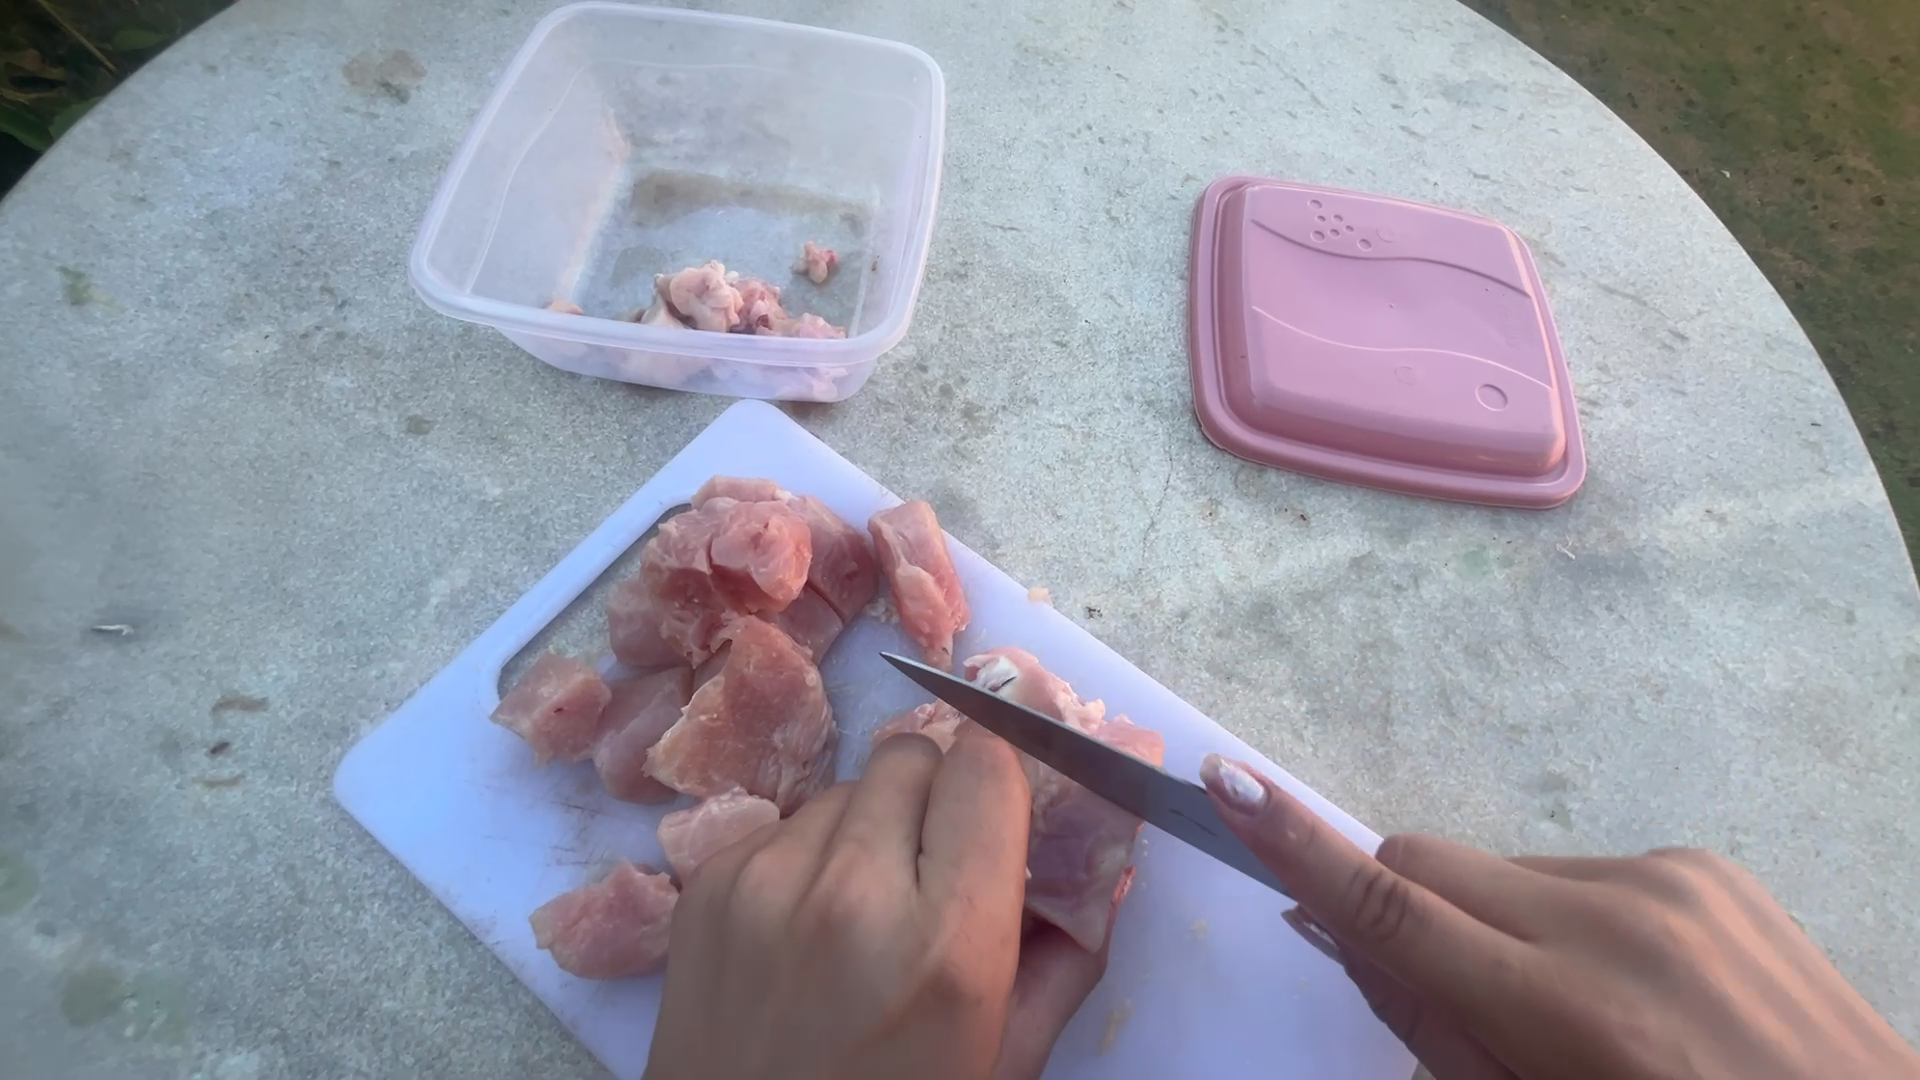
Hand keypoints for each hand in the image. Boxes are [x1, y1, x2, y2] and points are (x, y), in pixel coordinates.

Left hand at [645, 727, 1108, 1079]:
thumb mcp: (1010, 1056)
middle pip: (914, 754)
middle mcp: (853, 891)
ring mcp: (768, 877)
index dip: (995, 783)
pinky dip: (808, 850)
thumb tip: (1095, 852)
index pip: (985, 764)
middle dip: (933, 796)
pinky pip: (787, 817)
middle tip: (926, 865)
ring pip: (849, 784)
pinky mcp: (710, 876)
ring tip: (857, 905)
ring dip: (868, 825)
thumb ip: (1069, 947)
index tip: (990, 818)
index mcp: (947, 942)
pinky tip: (799, 922)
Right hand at [1199, 754, 1919, 1079]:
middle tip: (1457, 984)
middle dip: (1403, 907)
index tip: (1227, 782)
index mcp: (1578, 1020)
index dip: (1297, 844)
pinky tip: (1636, 980)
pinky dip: (1559, 915)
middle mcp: (1619, 925)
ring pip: (1488, 867)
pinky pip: (1563, 868)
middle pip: (1419, 861)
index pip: (1390, 906)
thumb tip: (1335, 925)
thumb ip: (1425, 1022)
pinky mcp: (1703, 861)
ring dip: (1490, 920)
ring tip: (1578, 1001)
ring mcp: (1671, 880)